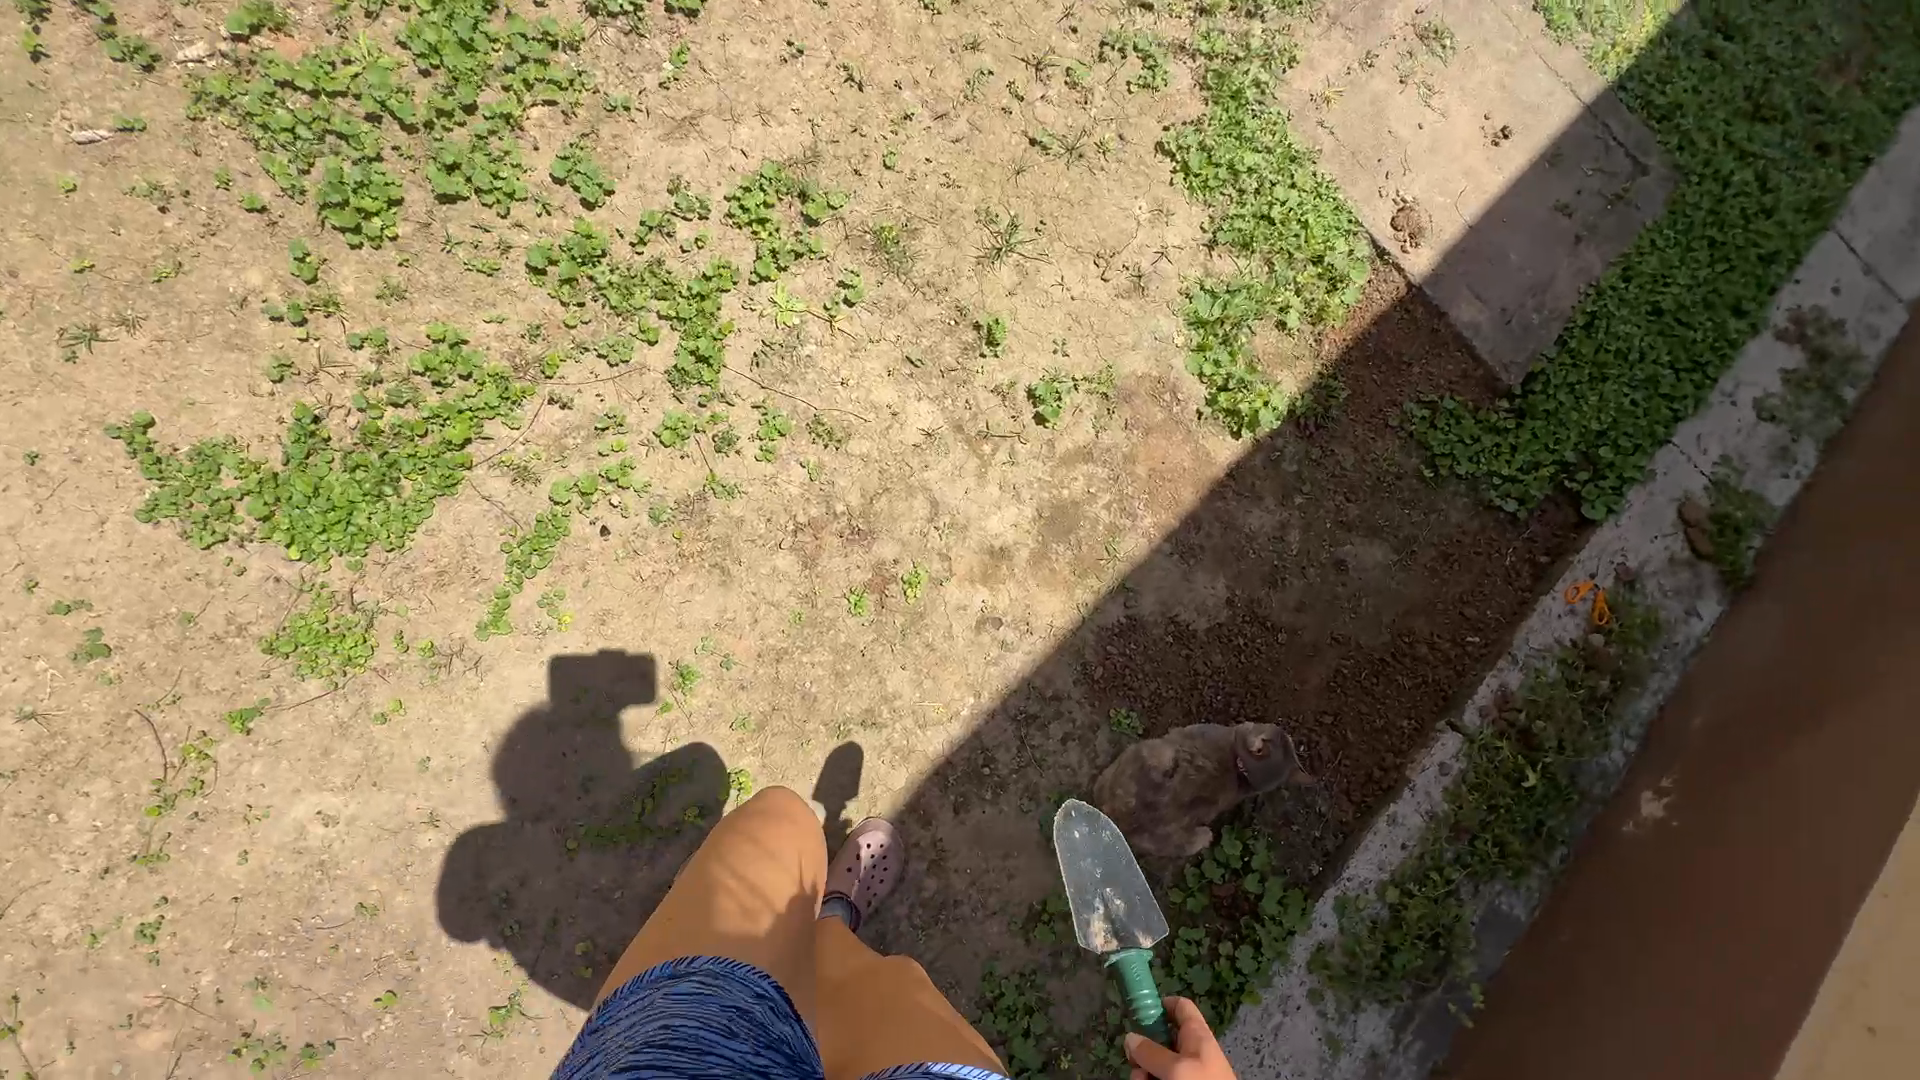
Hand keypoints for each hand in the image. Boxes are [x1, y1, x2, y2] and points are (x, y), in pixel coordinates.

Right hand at [1122, 997, 1235, 1079]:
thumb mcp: (1175, 1068)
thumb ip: (1150, 1052)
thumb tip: (1130, 1037)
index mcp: (1196, 1034)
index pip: (1180, 1007)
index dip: (1161, 1005)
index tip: (1139, 1013)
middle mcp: (1192, 1050)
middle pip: (1162, 1038)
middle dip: (1144, 1048)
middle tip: (1133, 1061)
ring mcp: (1189, 1071)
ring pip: (1160, 1062)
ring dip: (1144, 1069)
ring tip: (1139, 1079)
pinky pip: (1163, 1078)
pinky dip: (1151, 1079)